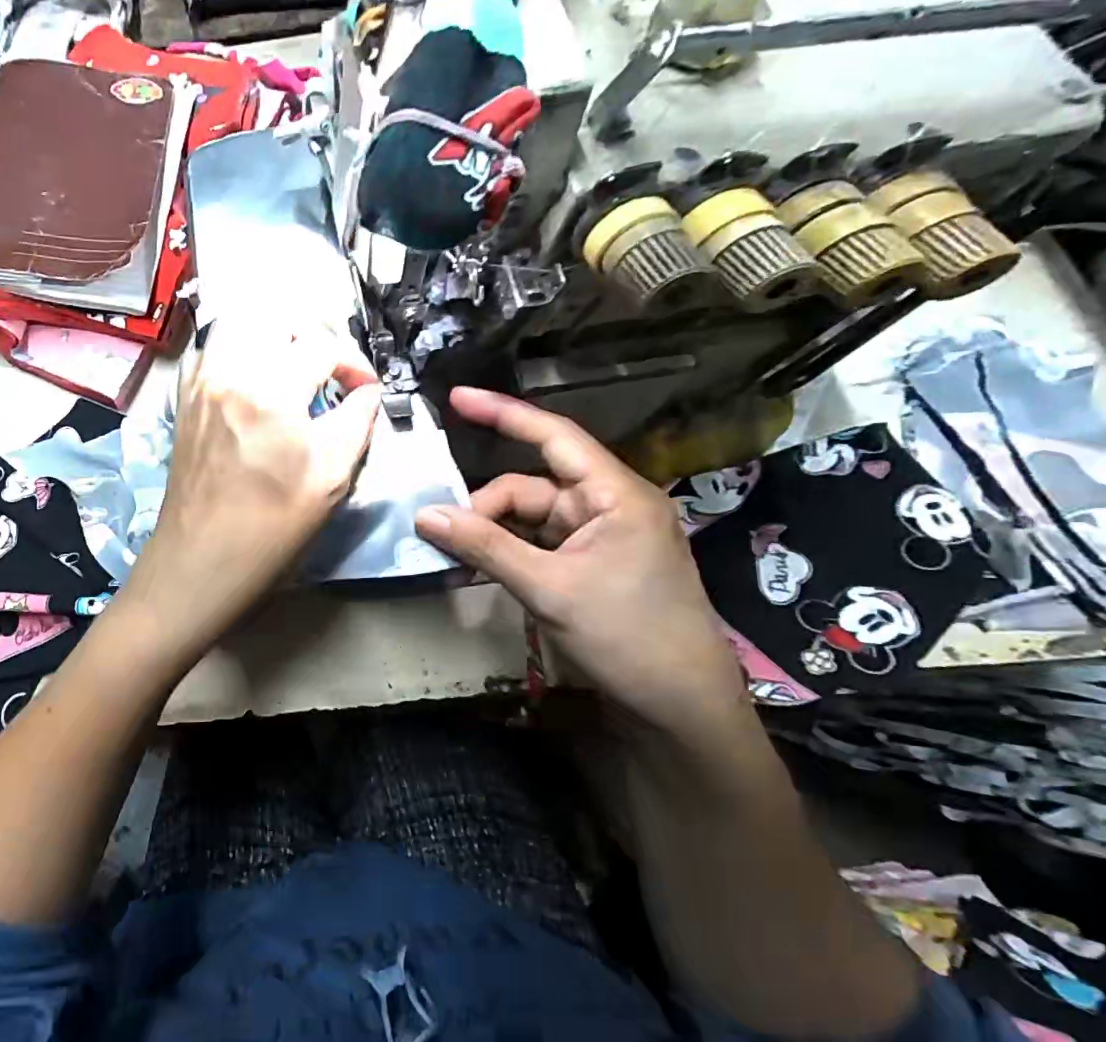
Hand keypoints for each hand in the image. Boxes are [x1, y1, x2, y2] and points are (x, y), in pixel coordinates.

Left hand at [120, 320, 382, 659]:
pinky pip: (213, 349)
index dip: (354, 362)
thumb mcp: (331, 478)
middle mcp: (228, 372)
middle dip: (312, 335)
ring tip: (293, 369)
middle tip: (329, 371)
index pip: (323, 345)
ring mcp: (200, 383)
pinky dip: (240, 349)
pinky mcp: (185, 399)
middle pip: (275, 316)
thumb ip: (356, 422)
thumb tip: (366, 392)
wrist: (199, 563)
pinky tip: (255, 380)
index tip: (364, 389)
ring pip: (238, 324)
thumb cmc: (270, 529)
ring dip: (273, 335)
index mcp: (269, 391)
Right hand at [414, 388, 748, 740]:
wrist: (680, 708)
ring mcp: (599, 539)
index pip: (553, 436)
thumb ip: (485, 547)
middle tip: (439, 536)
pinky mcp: (591, 567)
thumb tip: (425, 515)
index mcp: (615, 495)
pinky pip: (537, 547)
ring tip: (449, 556)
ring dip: (490, 535)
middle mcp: (608, 507)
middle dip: (483, 508)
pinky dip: (506, 555)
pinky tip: (474, 571)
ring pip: (529, 520)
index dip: (503, 413)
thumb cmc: (627, 637)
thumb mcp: (548, 588)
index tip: (456, 398)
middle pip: (530, 488)